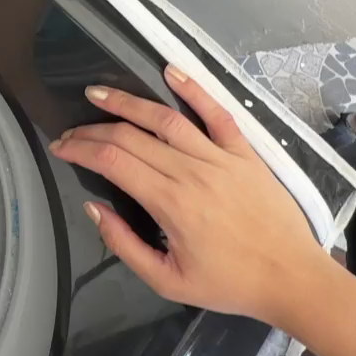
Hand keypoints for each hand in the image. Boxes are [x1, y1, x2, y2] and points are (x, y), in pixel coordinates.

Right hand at [49, 66, 329, 327]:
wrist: (295, 281)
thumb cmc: (230, 284)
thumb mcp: (168, 282)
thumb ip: (124, 245)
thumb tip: (93, 207)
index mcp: (170, 203)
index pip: (111, 161)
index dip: (79, 149)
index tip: (60, 148)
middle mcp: (190, 171)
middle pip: (128, 136)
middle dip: (90, 130)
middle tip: (69, 133)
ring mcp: (219, 157)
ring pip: (163, 118)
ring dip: (125, 102)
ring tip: (97, 93)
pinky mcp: (244, 153)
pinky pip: (216, 114)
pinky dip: (194, 89)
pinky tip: (170, 71)